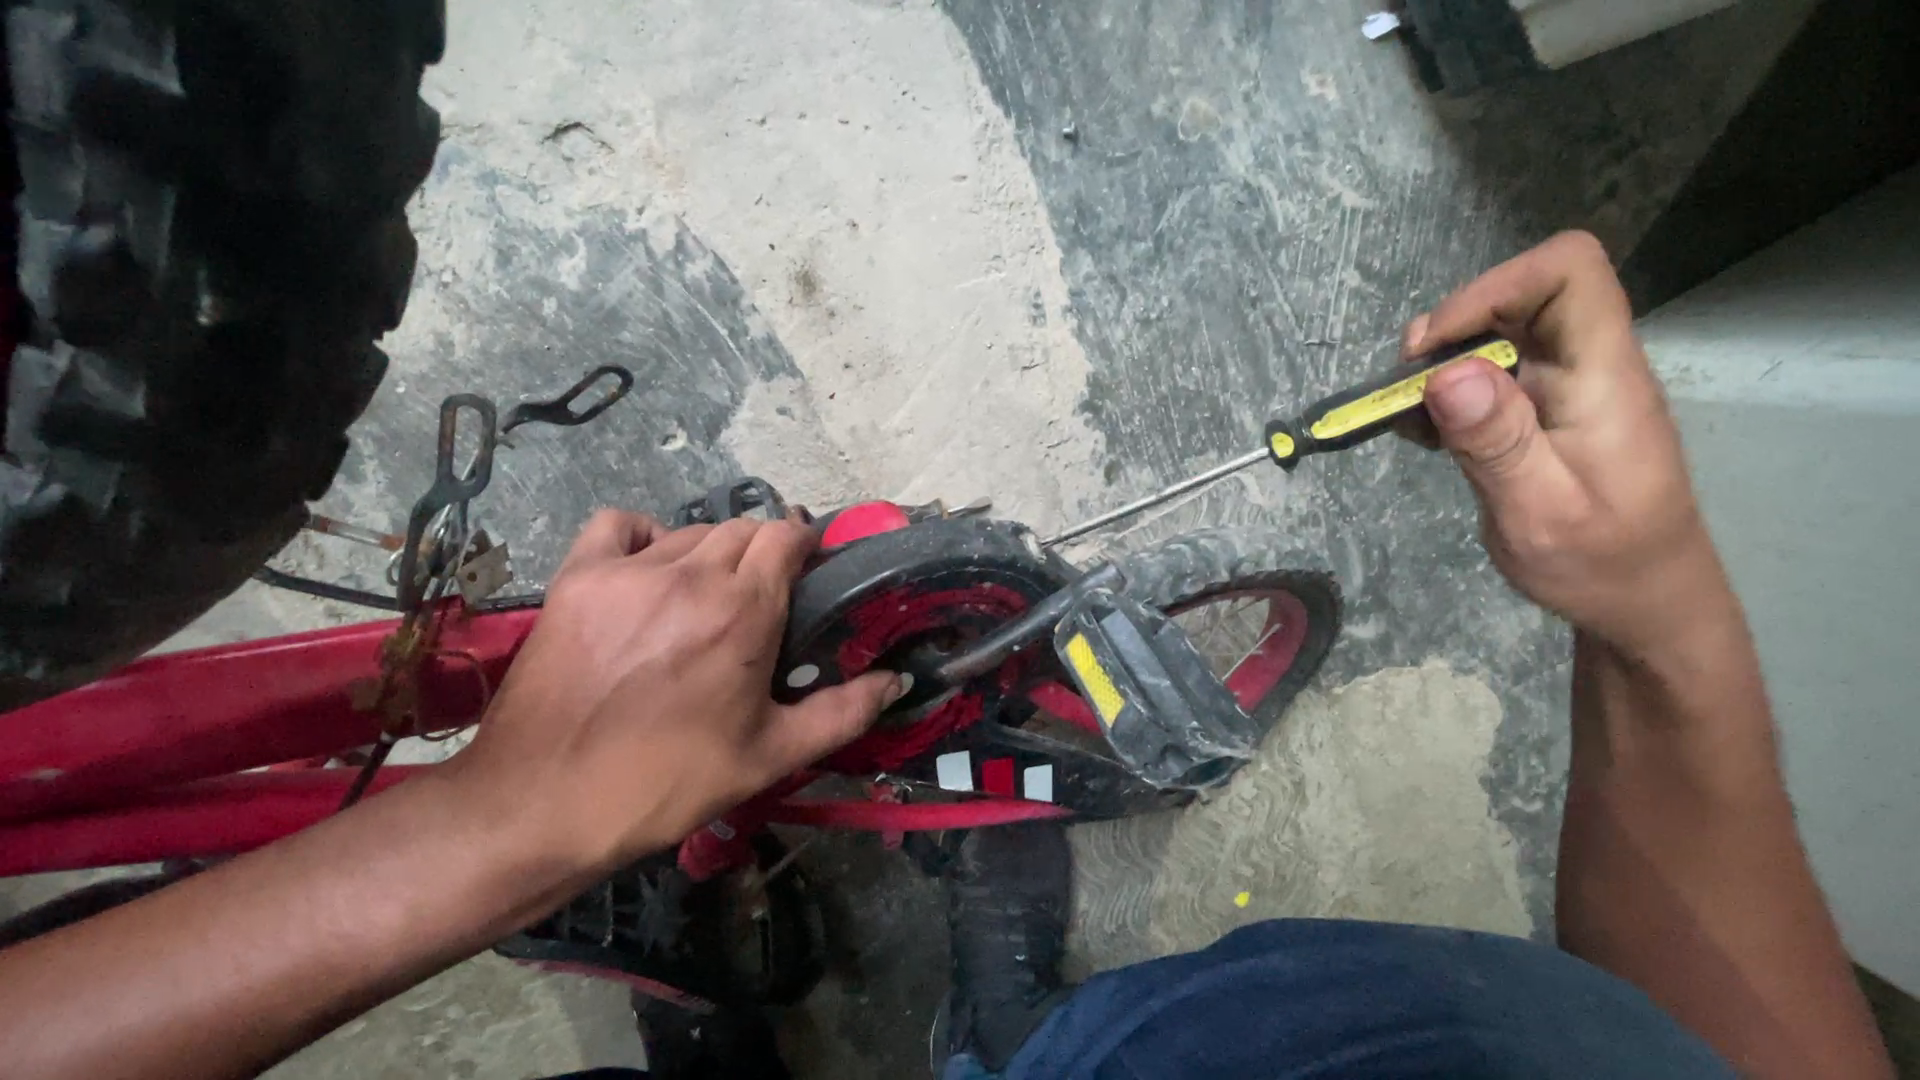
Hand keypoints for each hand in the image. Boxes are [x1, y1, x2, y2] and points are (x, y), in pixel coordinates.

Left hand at [445, 511, 900, 871]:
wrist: (542, 802)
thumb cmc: (666, 783)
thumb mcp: (769, 757)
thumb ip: (842, 712)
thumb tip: (896, 681)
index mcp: (744, 611)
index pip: (787, 535)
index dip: (804, 546)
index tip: (808, 573)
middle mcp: (692, 574)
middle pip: (743, 529)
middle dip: (762, 551)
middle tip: (760, 597)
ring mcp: (629, 570)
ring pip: (690, 531)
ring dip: (710, 552)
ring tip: (704, 595)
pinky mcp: (578, 577)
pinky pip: (620, 525)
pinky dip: (643, 536)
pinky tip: (648, 570)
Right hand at [1405, 231, 1735, 656]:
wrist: (1641, 602)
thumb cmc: (1599, 565)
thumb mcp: (1540, 514)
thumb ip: (1498, 442)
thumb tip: (1448, 372)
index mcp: (1602, 376)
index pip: (1568, 271)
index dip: (1491, 289)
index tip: (1435, 350)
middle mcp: (1586, 366)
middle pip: (1525, 292)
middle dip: (1453, 326)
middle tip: (1406, 388)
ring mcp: (1565, 388)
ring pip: (1499, 332)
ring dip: (1441, 362)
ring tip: (1407, 415)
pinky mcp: (1541, 411)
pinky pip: (1490, 374)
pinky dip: (1446, 392)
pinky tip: (1425, 433)